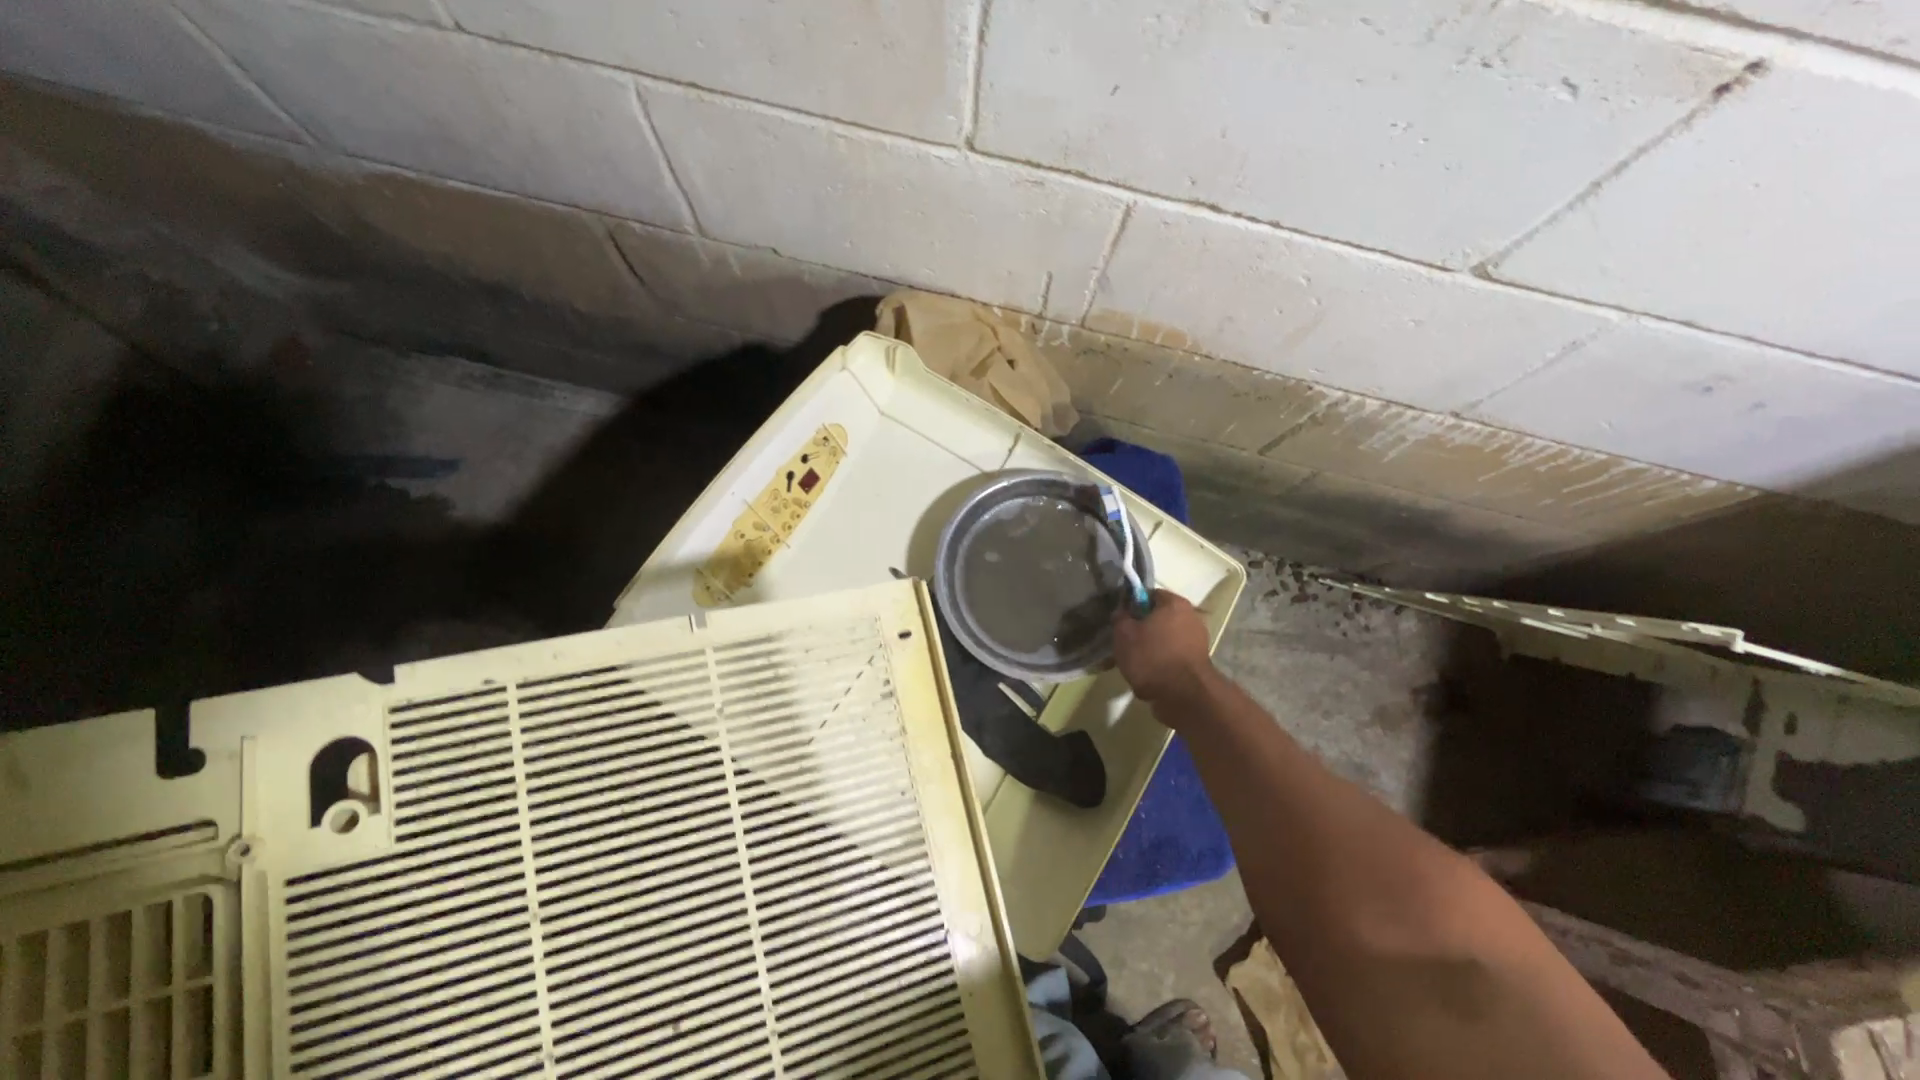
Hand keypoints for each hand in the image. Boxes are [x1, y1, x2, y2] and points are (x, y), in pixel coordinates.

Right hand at [1111, 589, 1214, 706]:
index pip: (1150, 594)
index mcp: (1175, 603)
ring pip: (1166, 639)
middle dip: (1142, 629)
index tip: (1121, 620)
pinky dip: (1162, 663)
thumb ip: (1120, 618)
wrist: (1183, 695)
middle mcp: (1191, 617)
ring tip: (1135, 663)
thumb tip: (1122, 612)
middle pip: (1160, 618)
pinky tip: (1148, 676)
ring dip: (1152, 648)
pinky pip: (1173, 657)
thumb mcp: (1124, 634)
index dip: (1132, 605)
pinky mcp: (1198, 663)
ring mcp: (1197, 641)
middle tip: (1125, 642)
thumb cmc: (1151, 657)